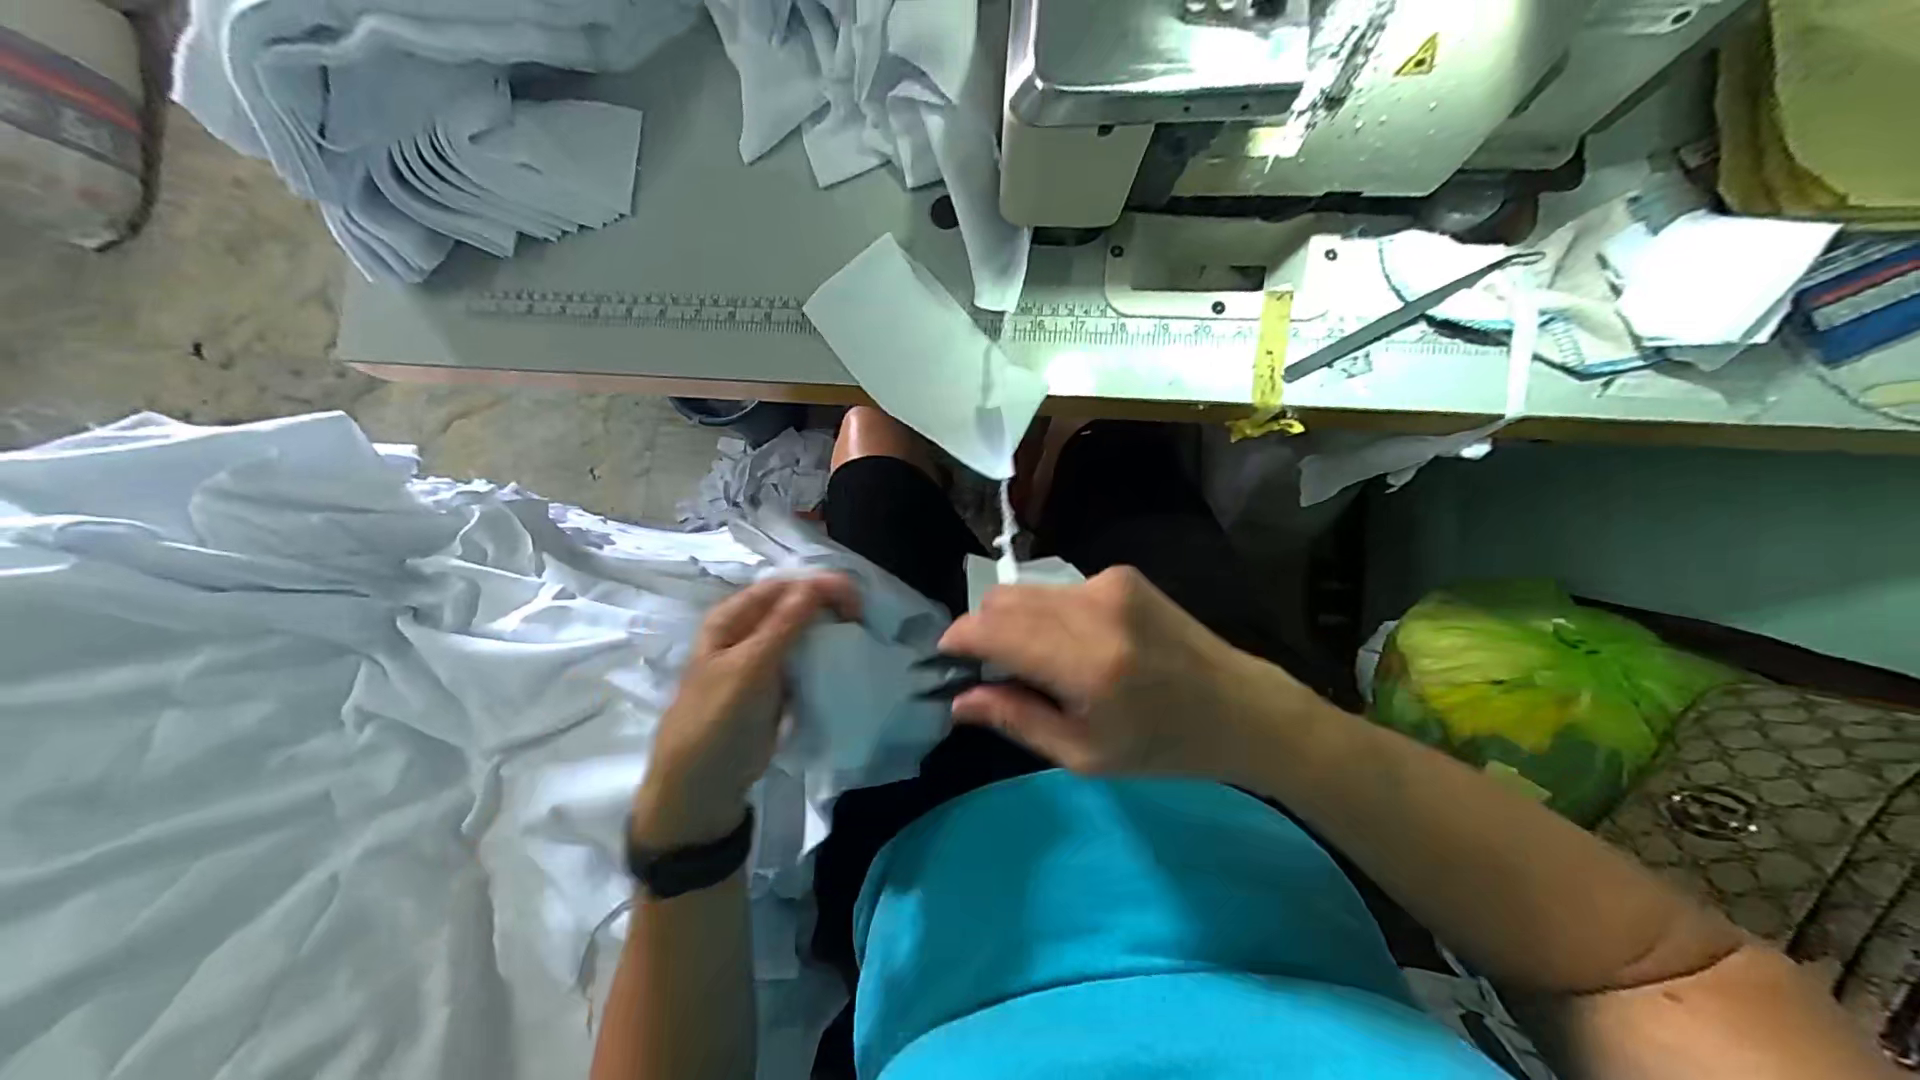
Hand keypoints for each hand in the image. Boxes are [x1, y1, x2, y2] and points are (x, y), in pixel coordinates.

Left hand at [633, 574, 858, 846]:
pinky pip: (803, 660)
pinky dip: (823, 656)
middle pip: (793, 605)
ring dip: (828, 630)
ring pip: (801, 632)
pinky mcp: (774, 686)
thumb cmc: (719, 720)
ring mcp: (760, 660)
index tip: (856, 601)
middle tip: (861, 618)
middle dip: (828, 605)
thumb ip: (785, 623)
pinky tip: (843, 659)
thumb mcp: (751, 667)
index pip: (782, 587)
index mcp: (730, 619)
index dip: (819, 586)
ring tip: (858, 634)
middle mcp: (745, 632)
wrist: (703, 786)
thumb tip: (817, 582)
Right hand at [937, 566, 1322, 778]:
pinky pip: (1058, 588)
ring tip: (1037, 659)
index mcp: (1086, 663)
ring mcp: (1109, 583)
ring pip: (1026, 590)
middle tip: (994, 670)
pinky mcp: (1121, 574)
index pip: (992, 630)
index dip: (958, 640)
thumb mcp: (1083, 754)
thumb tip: (959, 700)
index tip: (948, 660)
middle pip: (1002, 599)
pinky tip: (1073, 643)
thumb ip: (1016, 719)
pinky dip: (1047, 613)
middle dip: (983, 630)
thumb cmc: (1161, 745)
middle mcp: (1094, 608)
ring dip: (1013, 620)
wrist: (1239, 707)